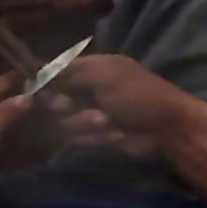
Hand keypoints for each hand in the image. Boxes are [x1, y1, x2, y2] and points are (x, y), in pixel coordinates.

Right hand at [48, 55, 206, 156]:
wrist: (166, 130)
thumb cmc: (137, 94)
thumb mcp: (103, 74)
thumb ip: (70, 71)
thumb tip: (40, 71)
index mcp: (93, 68)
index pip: (57, 72)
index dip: (48, 82)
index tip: (42, 91)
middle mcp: (88, 90)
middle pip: (56, 100)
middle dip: (65, 107)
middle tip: (70, 108)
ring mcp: (91, 115)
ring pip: (65, 123)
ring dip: (84, 124)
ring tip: (107, 124)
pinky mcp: (96, 137)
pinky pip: (78, 139)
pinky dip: (94, 138)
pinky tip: (113, 136)